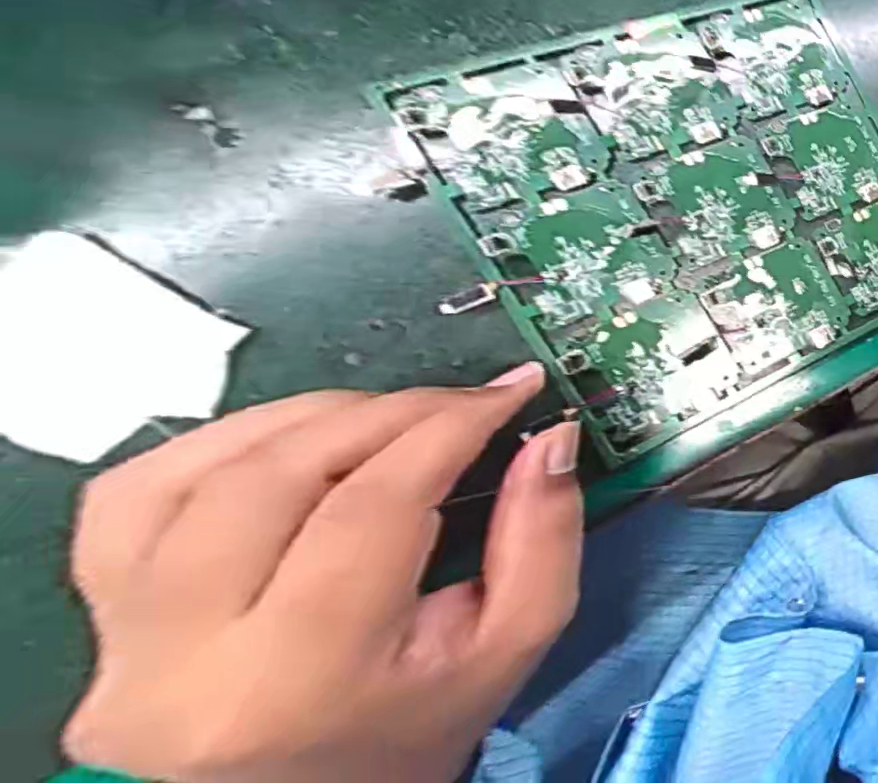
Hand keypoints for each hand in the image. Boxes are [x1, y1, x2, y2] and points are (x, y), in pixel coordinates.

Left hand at [63, 362, 581, 782]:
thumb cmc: (429, 719)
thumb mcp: (520, 634)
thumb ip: (547, 531)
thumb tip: (552, 436)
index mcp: (304, 675)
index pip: (374, 506)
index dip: (451, 426)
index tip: (514, 389)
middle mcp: (181, 660)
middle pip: (275, 478)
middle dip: (392, 411)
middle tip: (466, 400)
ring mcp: (116, 643)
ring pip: (190, 473)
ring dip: (313, 415)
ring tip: (395, 414)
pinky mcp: (94, 622)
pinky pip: (133, 495)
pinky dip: (228, 441)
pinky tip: (304, 437)